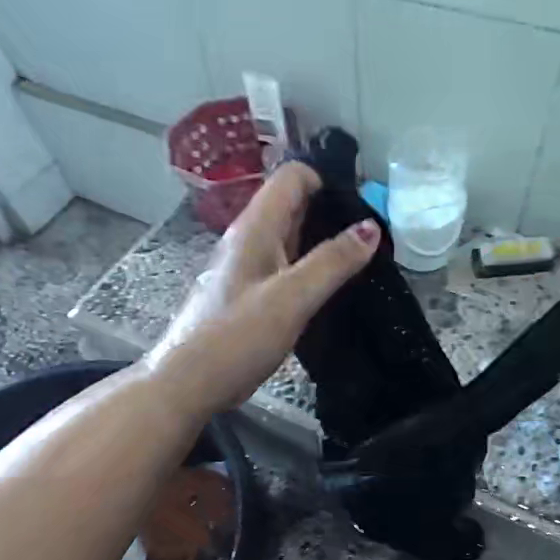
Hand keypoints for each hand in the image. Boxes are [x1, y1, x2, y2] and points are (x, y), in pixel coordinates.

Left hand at [146, 163, 379, 415]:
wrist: (188, 383)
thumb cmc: (237, 338)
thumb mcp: (292, 298)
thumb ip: (332, 262)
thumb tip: (371, 227)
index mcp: (255, 228)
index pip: (292, 176)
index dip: (328, 181)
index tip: (363, 209)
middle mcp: (247, 240)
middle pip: (292, 206)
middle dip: (331, 214)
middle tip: (370, 241)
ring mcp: (244, 269)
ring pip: (289, 241)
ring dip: (321, 246)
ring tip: (357, 267)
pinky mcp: (246, 297)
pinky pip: (283, 270)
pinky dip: (307, 273)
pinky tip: (325, 295)